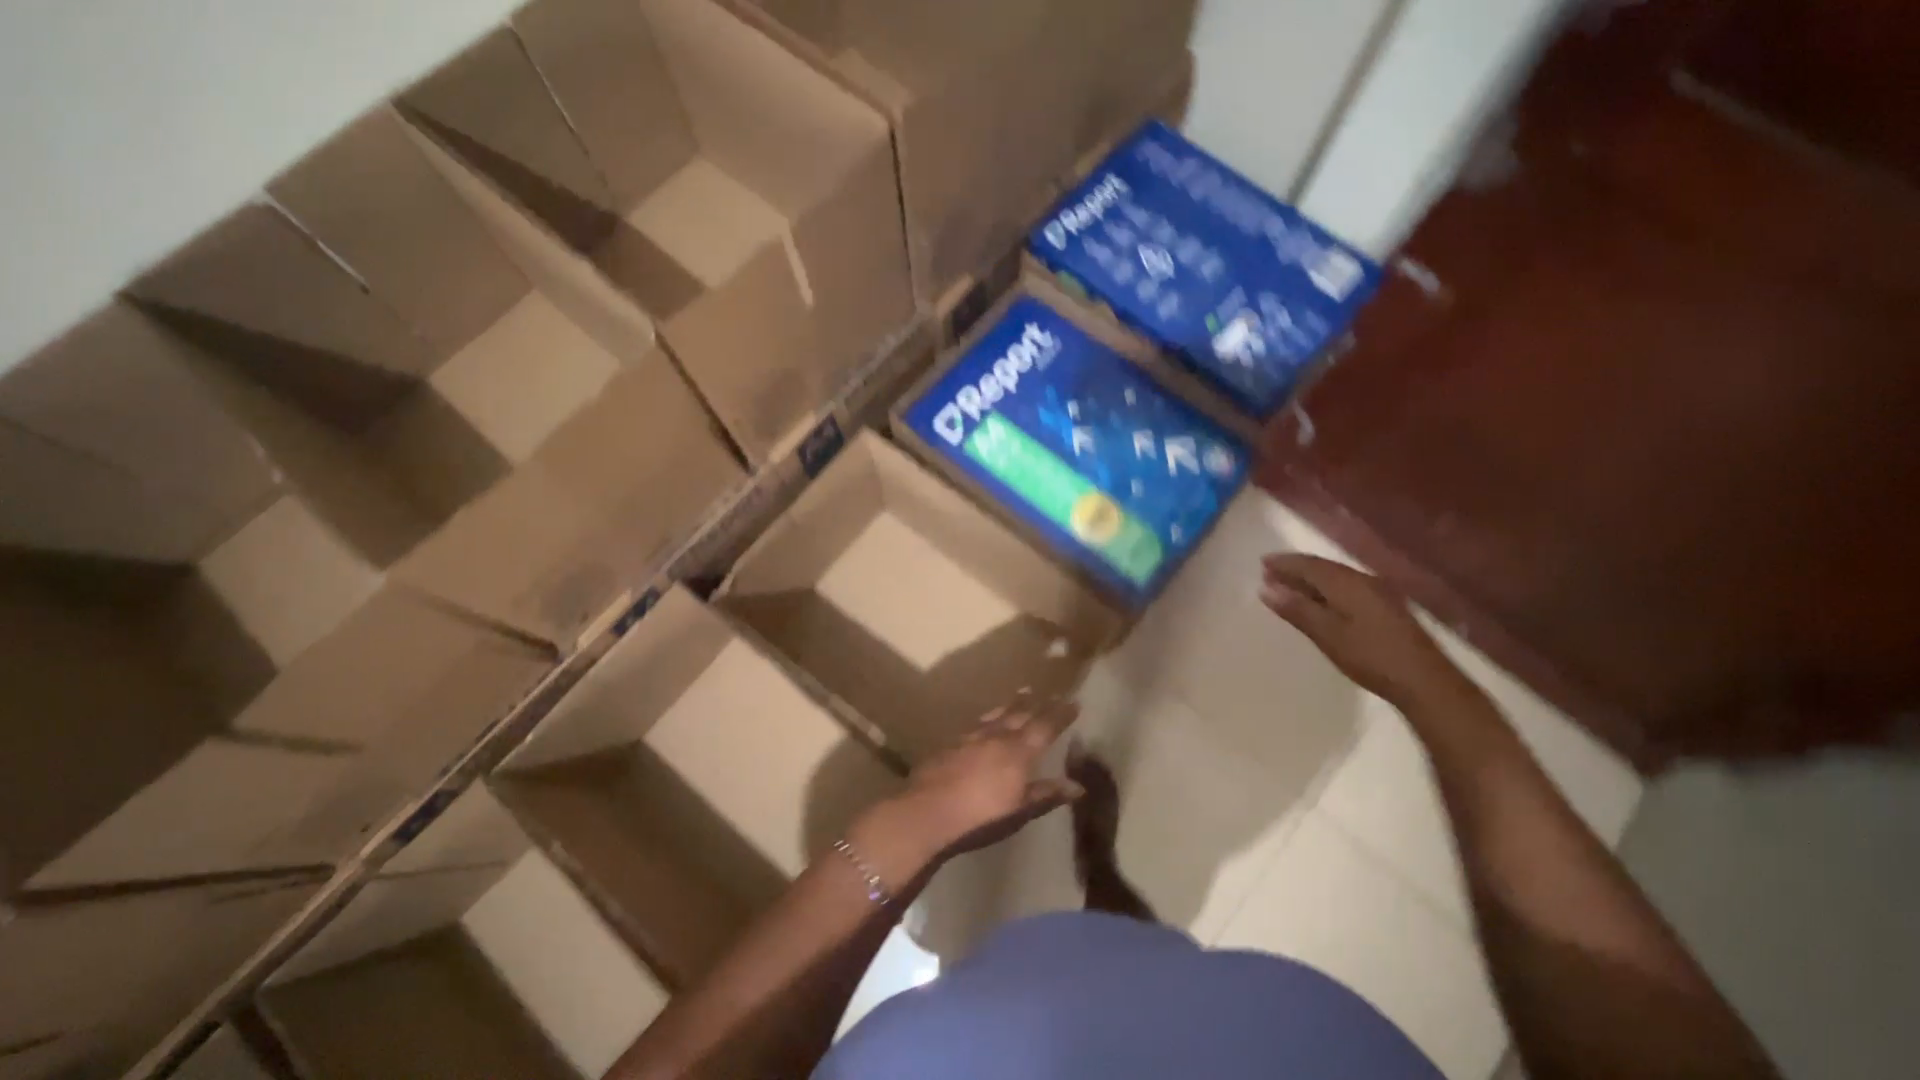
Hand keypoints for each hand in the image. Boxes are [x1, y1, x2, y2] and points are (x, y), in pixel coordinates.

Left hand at [851, 695, 1083, 886]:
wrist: (927, 811)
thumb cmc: (980, 817)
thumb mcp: (1019, 810)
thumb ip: (1046, 794)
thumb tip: (1077, 786)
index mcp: (1017, 751)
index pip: (1045, 727)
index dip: (1060, 714)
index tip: (1073, 702)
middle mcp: (995, 736)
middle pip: (1020, 714)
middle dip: (1037, 704)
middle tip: (1048, 693)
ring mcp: (969, 737)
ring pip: (996, 715)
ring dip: (1011, 705)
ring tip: (1021, 696)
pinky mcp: (949, 744)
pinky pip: (976, 724)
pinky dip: (988, 718)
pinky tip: (985, 722)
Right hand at [1260, 553, 1473, 708]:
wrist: (1424, 680)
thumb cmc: (1370, 657)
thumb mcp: (1328, 635)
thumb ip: (1298, 609)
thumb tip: (1266, 588)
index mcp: (1347, 583)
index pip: (1309, 564)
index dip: (1285, 562)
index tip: (1262, 562)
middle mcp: (1363, 580)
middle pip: (1324, 567)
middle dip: (1296, 569)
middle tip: (1270, 572)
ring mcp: (1379, 593)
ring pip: (1337, 577)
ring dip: (1312, 579)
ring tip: (1290, 585)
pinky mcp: (1387, 607)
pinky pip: (1349, 587)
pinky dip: (1328, 589)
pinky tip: (1322, 601)